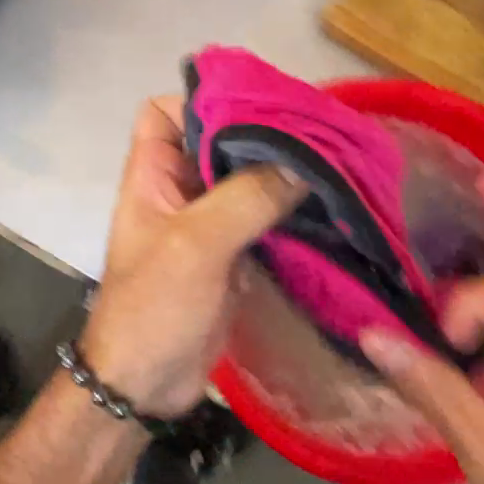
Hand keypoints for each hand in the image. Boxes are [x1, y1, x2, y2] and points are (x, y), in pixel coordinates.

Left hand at [79, 97, 307, 416]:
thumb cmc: (155, 307)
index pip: (167, 111)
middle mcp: (178, 189)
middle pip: (217, 140)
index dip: (205, 99)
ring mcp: (207, 221)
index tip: (261, 103)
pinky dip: (292, 206)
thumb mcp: (195, 245)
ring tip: (337, 159)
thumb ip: (246, 197)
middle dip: (263, 131)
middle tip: (321, 128)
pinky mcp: (232, 252)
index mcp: (151, 174)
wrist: (146, 384)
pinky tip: (331, 203)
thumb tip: (304, 163)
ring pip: (245, 177)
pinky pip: (263, 215)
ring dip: (283, 170)